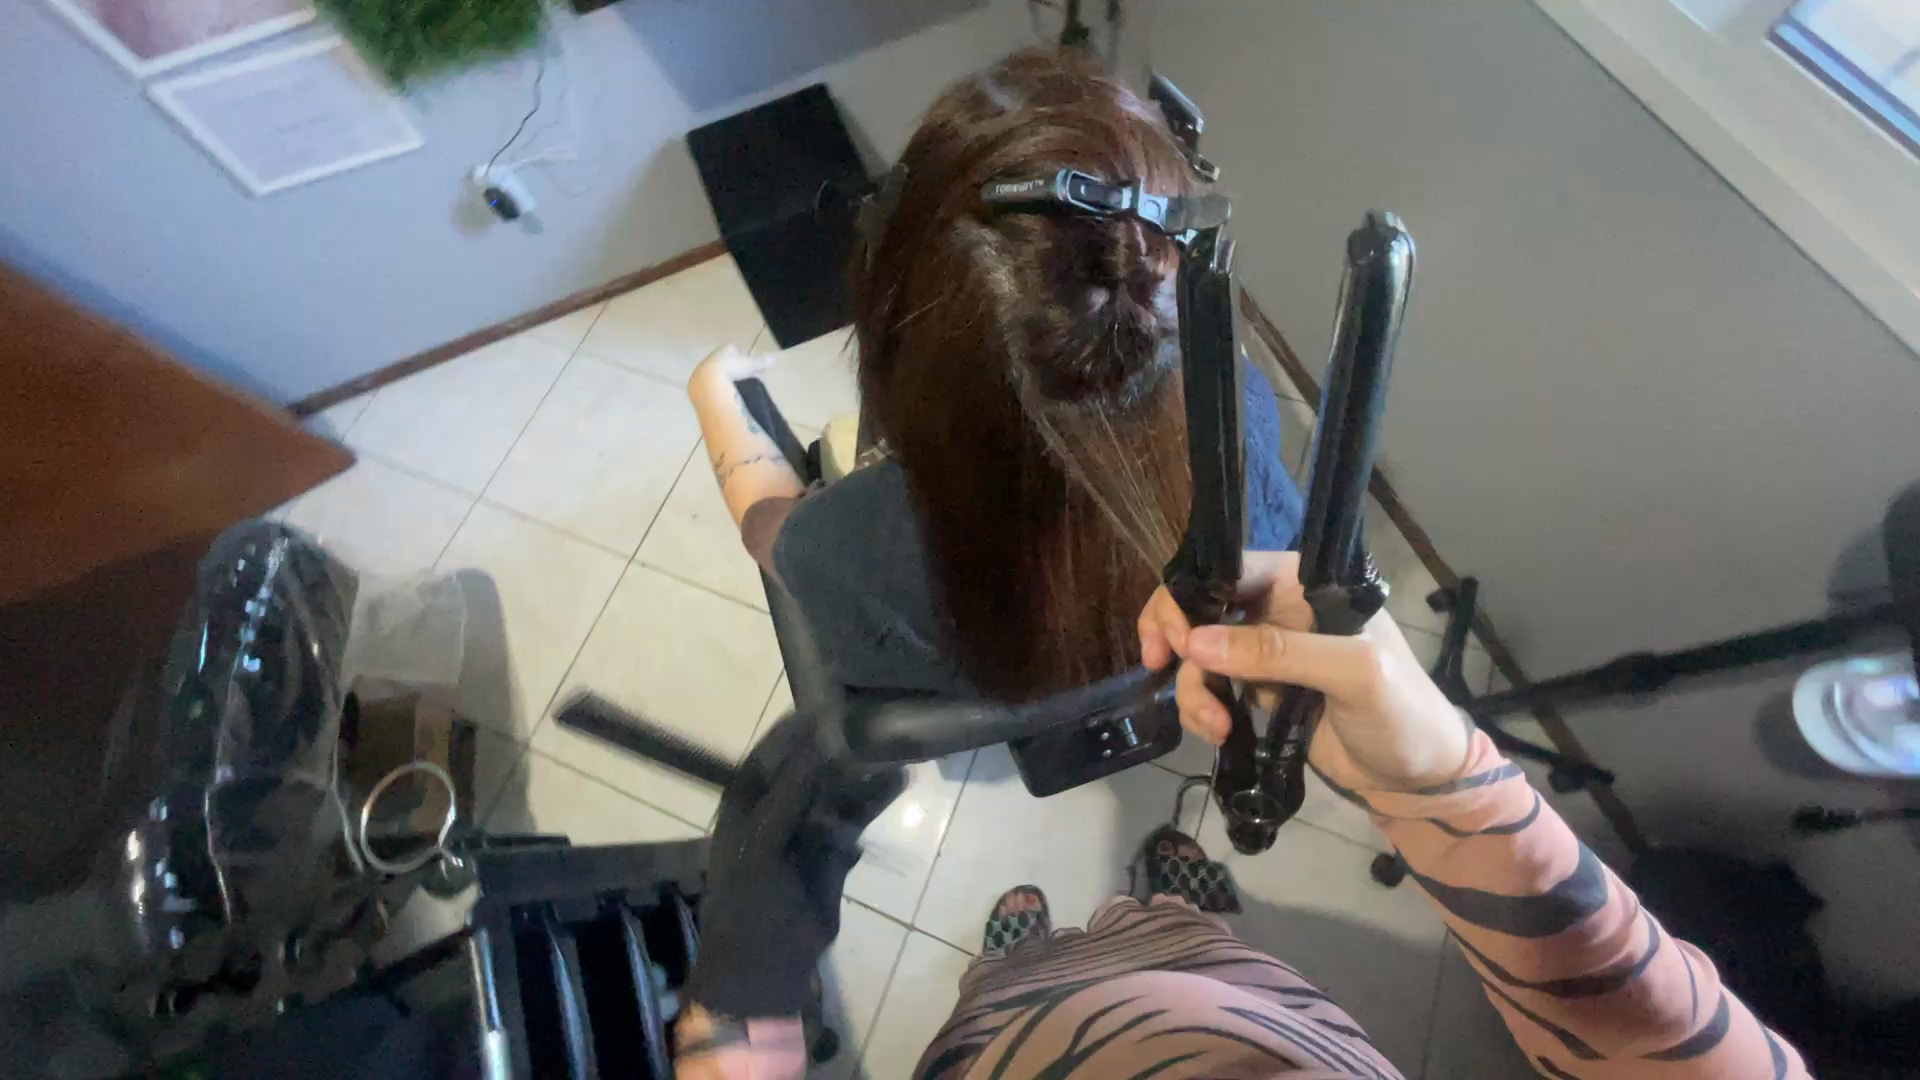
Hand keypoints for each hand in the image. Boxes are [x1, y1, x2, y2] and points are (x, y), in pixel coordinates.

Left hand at [686, 713, 903, 1019]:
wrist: (764, 968)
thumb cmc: (748, 898)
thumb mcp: (763, 839)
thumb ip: (791, 790)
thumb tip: (815, 742)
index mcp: (746, 806)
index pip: (769, 755)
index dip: (791, 731)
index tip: (821, 704)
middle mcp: (776, 812)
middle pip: (807, 769)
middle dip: (834, 748)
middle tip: (864, 720)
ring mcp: (806, 832)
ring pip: (835, 792)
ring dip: (861, 773)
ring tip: (889, 749)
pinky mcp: (833, 853)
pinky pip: (854, 819)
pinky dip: (873, 800)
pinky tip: (896, 781)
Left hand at [688, 344, 773, 391]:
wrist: (709, 383)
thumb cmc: (730, 370)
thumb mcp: (748, 366)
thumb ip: (759, 362)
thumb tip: (773, 359)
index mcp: (724, 350)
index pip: (732, 349)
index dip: (740, 355)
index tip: (747, 362)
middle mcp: (712, 358)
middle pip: (723, 360)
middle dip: (731, 366)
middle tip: (741, 375)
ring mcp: (703, 371)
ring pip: (714, 371)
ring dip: (722, 377)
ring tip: (733, 386)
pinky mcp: (698, 384)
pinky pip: (709, 384)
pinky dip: (716, 387)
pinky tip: (722, 394)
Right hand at [1138, 551, 1469, 792]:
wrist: (1417, 777)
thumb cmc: (1401, 712)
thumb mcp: (1351, 673)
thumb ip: (1277, 651)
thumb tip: (1195, 642)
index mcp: (1300, 583)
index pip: (1226, 570)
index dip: (1187, 598)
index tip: (1175, 641)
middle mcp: (1274, 608)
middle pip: (1197, 608)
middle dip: (1176, 641)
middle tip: (1164, 668)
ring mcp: (1261, 650)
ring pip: (1197, 654)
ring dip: (1192, 689)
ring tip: (1213, 726)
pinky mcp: (1253, 687)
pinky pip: (1206, 686)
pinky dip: (1200, 708)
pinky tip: (1215, 732)